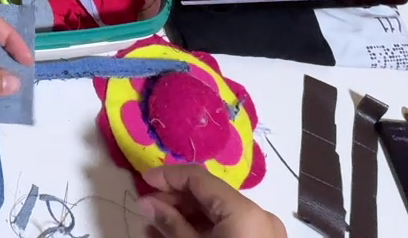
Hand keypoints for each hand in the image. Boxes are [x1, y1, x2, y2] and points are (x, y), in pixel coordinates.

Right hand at [139, 165, 286, 237]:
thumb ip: (170, 223)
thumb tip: (146, 202)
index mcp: (244, 210)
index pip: (197, 177)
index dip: (167, 176)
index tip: (143, 182)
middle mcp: (259, 216)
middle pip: (207, 195)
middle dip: (175, 201)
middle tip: (148, 210)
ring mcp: (264, 234)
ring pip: (217, 214)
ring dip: (186, 218)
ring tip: (155, 229)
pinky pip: (229, 230)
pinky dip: (204, 232)